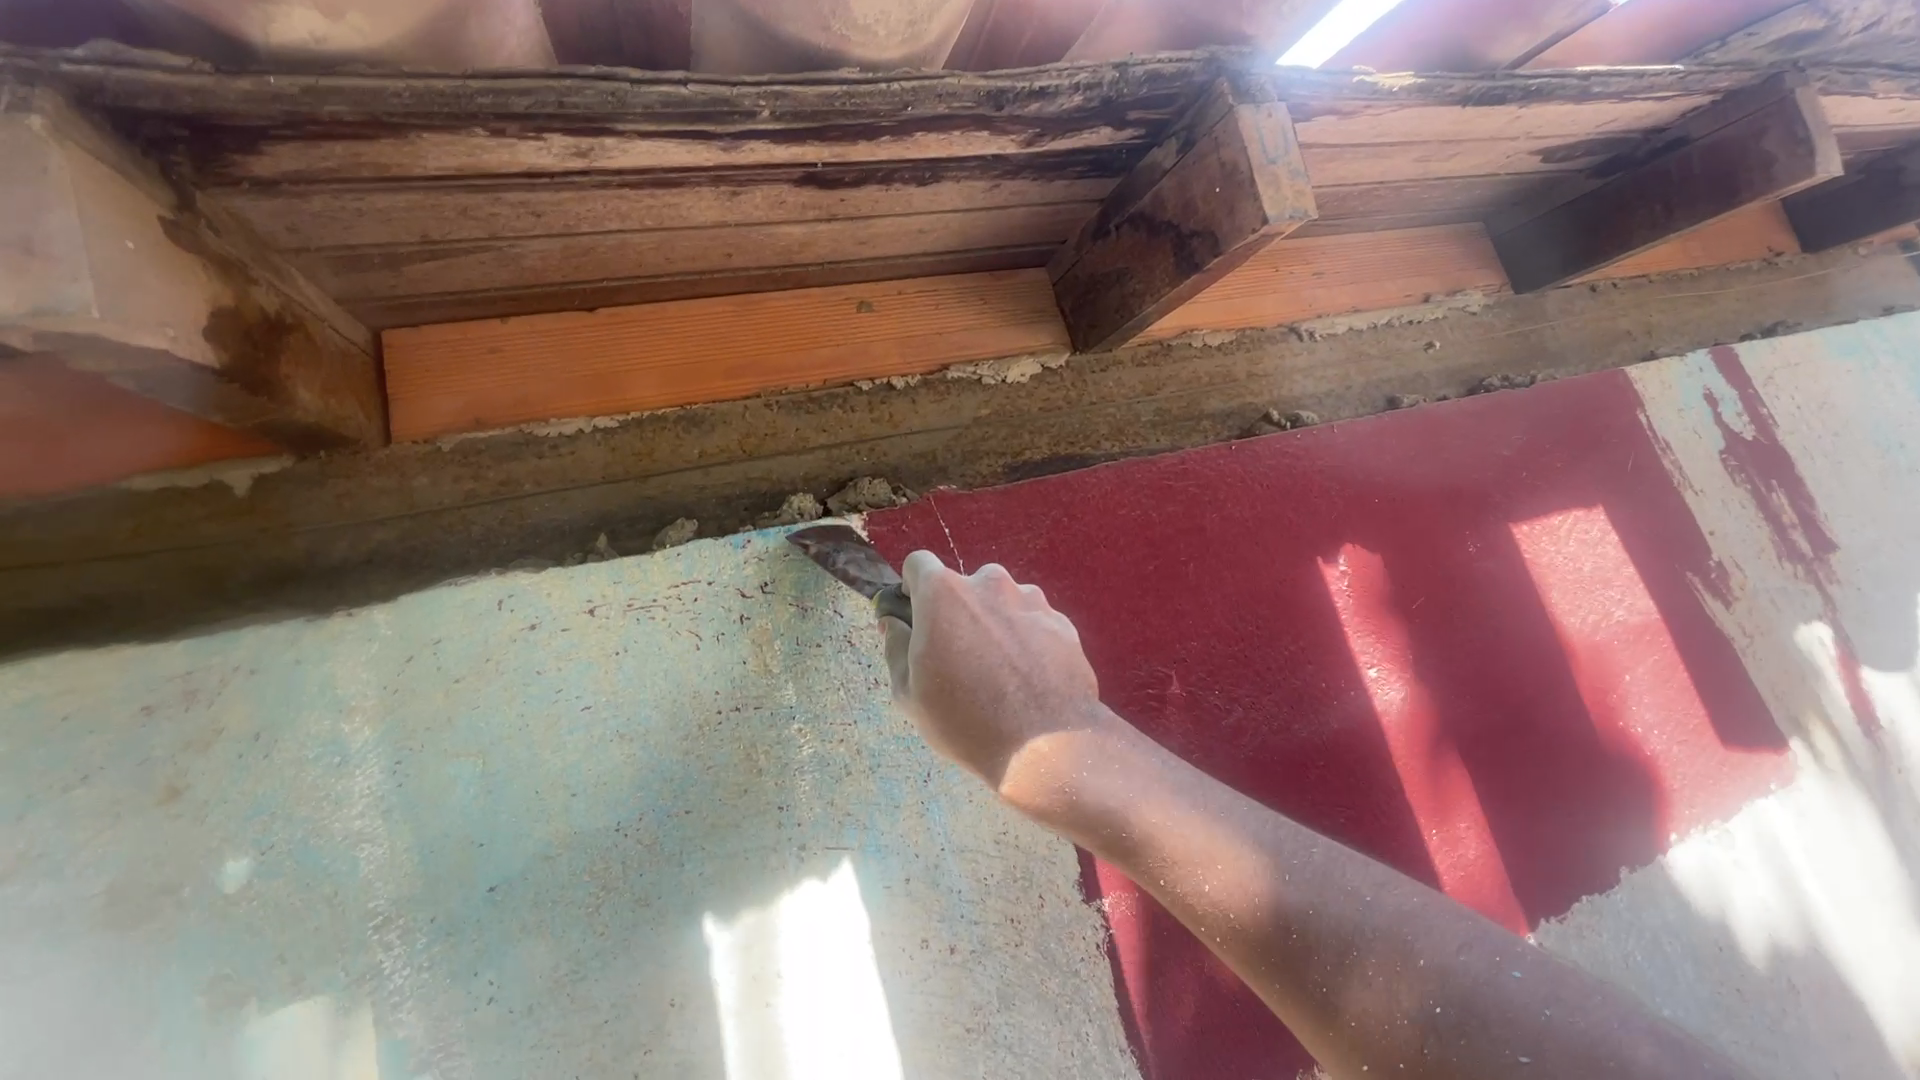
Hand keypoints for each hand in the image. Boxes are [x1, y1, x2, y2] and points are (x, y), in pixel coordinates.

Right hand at [880, 551, 1121, 803]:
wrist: (1045, 744)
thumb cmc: (965, 720)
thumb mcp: (908, 692)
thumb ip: (895, 646)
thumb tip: (893, 622)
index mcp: (943, 593)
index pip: (919, 564)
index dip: (913, 590)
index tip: (917, 618)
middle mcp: (989, 583)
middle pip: (965, 585)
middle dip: (959, 611)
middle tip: (960, 657)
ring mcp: (1030, 599)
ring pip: (1002, 601)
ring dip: (995, 623)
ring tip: (1000, 671)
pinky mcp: (1062, 621)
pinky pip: (1033, 621)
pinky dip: (1027, 639)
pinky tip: (1028, 677)